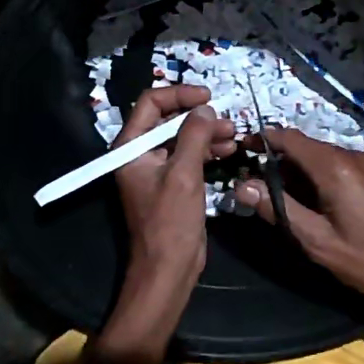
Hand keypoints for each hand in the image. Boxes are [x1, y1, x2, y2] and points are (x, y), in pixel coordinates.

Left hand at [114, 85, 238, 279]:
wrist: (167, 269)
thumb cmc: (170, 222)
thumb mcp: (183, 174)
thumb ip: (193, 136)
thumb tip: (205, 108)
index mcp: (130, 148)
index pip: (151, 103)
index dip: (179, 94)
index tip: (208, 96)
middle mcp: (139, 154)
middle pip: (167, 119)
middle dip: (197, 116)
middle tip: (227, 120)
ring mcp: (156, 169)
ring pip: (181, 137)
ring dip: (206, 133)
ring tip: (233, 135)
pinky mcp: (171, 183)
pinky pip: (188, 156)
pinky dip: (207, 150)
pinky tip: (228, 150)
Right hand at [235, 128, 363, 330]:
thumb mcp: (315, 239)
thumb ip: (277, 209)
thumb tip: (242, 186)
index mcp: (334, 167)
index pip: (289, 139)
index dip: (262, 138)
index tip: (240, 147)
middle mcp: (349, 157)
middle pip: (303, 145)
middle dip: (275, 156)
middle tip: (250, 175)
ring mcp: (362, 165)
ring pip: (317, 155)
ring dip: (293, 167)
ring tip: (270, 189)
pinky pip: (332, 164)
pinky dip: (311, 173)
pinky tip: (301, 196)